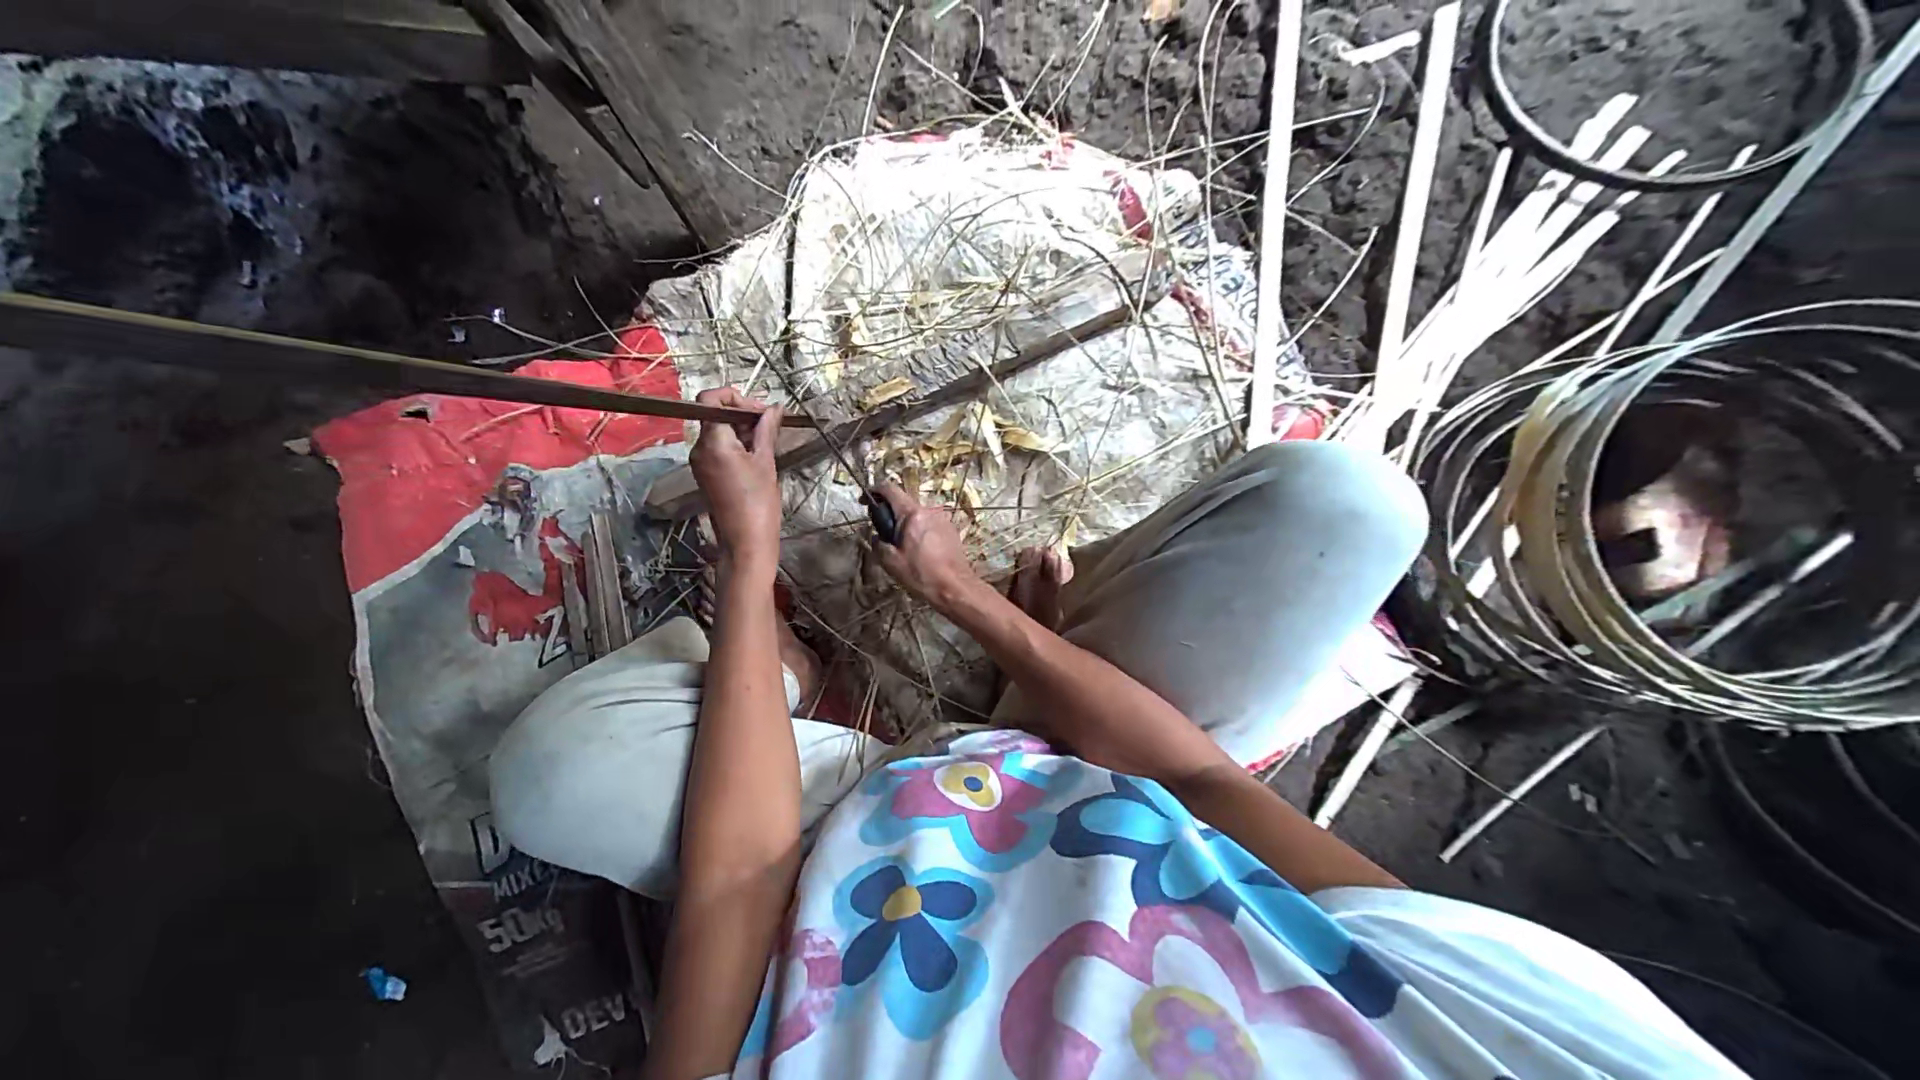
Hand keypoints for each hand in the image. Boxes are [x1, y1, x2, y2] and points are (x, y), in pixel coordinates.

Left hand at [689, 387, 783, 568]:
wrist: (746, 541)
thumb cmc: (758, 503)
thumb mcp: (766, 462)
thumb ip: (767, 430)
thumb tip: (775, 408)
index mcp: (712, 442)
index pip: (709, 400)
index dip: (734, 397)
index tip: (760, 410)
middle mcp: (699, 448)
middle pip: (714, 415)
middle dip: (742, 413)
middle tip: (770, 424)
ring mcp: (700, 462)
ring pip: (718, 431)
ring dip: (742, 429)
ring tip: (767, 442)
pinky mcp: (706, 474)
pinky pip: (718, 448)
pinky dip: (736, 445)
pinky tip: (757, 456)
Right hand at [871, 483, 981, 609]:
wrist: (954, 587)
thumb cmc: (921, 575)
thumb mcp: (890, 562)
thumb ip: (877, 543)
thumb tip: (876, 536)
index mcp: (912, 515)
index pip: (890, 489)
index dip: (874, 491)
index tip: (866, 501)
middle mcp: (929, 511)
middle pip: (904, 503)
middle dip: (891, 515)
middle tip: (885, 535)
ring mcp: (942, 519)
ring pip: (917, 515)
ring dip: (907, 524)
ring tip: (905, 548)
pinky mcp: (951, 529)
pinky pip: (929, 523)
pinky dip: (920, 531)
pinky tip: (921, 551)